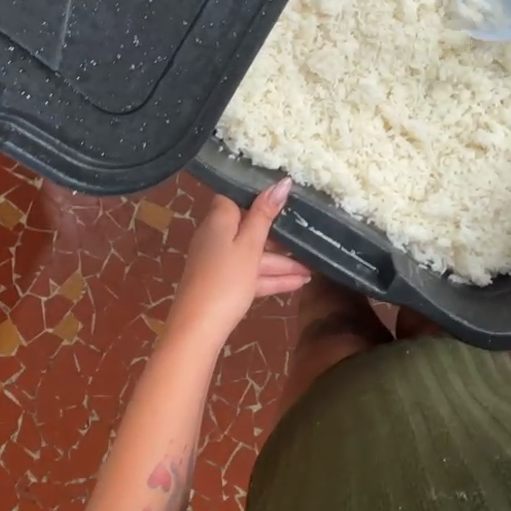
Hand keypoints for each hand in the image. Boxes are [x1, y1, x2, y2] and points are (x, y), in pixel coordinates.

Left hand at [165, 181, 311, 348]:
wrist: (198, 329)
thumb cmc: (225, 279)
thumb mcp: (250, 245)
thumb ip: (265, 214)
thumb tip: (282, 182)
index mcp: (219, 219)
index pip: (236, 197)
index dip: (257, 195)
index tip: (284, 195)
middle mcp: (217, 236)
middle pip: (250, 228)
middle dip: (279, 235)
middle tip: (307, 233)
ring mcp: (220, 261)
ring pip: (254, 255)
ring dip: (282, 262)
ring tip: (313, 269)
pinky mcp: (224, 283)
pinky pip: (251, 274)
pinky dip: (272, 278)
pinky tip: (299, 283)